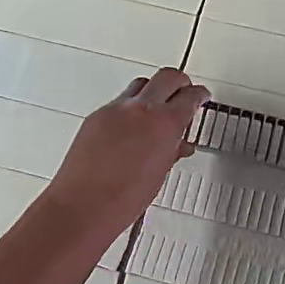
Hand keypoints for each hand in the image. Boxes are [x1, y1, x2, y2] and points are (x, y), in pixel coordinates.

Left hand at [43, 69, 208, 242]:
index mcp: (164, 123)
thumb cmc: (121, 198)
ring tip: (158, 105)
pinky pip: (119, 101)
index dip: (199, 95)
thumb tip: (176, 144)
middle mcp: (140, 110)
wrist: (84, 206)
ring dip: (154, 90)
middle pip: (167, 78)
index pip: (190, 97)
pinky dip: (131, 106)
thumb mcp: (161, 173)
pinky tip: (133, 122)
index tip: (200, 96)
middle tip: (185, 90)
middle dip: (180, 82)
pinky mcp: (96, 117)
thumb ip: (172, 150)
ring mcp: (115, 110)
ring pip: (141, 84)